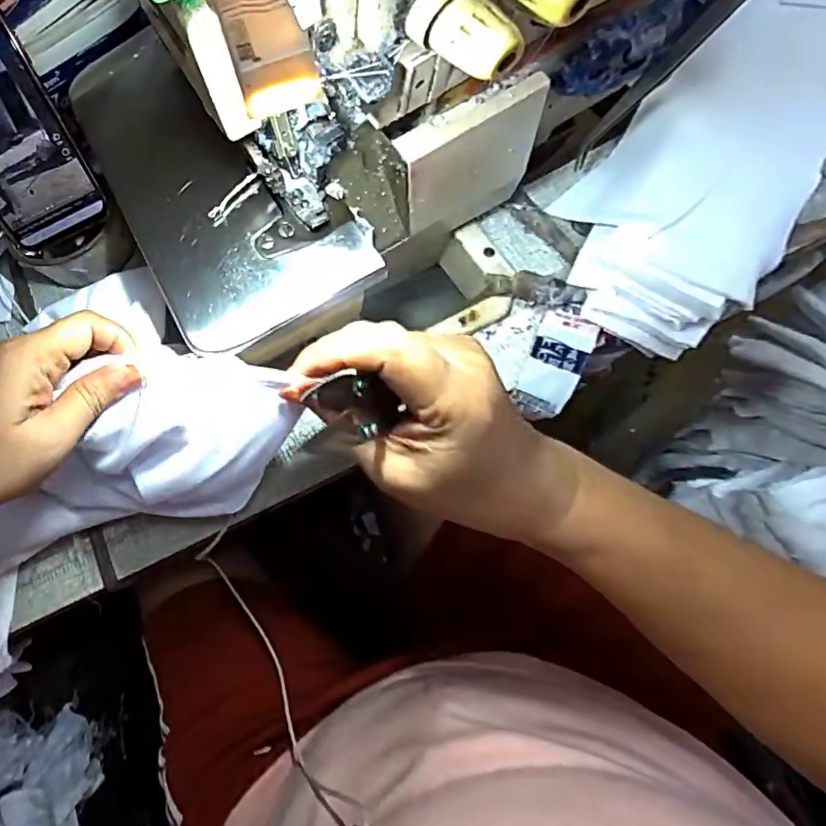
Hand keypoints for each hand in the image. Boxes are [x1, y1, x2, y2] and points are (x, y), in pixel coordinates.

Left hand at [0, 311, 143, 547]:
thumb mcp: (51, 437)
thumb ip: (94, 396)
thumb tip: (134, 368)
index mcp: (29, 353)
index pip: (88, 324)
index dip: (122, 341)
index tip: (139, 375)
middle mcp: (15, 347)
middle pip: (75, 332)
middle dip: (110, 353)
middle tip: (130, 389)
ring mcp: (2, 362)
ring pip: (61, 349)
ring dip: (90, 367)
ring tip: (107, 399)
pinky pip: (43, 364)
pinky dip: (68, 377)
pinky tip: (73, 404)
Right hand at [286, 321, 581, 546]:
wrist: (529, 482)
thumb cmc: (470, 491)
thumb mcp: (400, 475)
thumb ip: (354, 432)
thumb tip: (316, 398)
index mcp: (451, 389)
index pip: (383, 348)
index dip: (331, 355)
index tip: (295, 381)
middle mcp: (456, 353)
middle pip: (378, 335)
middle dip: (330, 355)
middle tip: (299, 386)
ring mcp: (456, 344)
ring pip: (383, 335)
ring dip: (346, 356)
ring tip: (320, 386)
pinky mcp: (451, 347)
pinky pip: (397, 343)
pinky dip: (367, 358)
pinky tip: (353, 382)